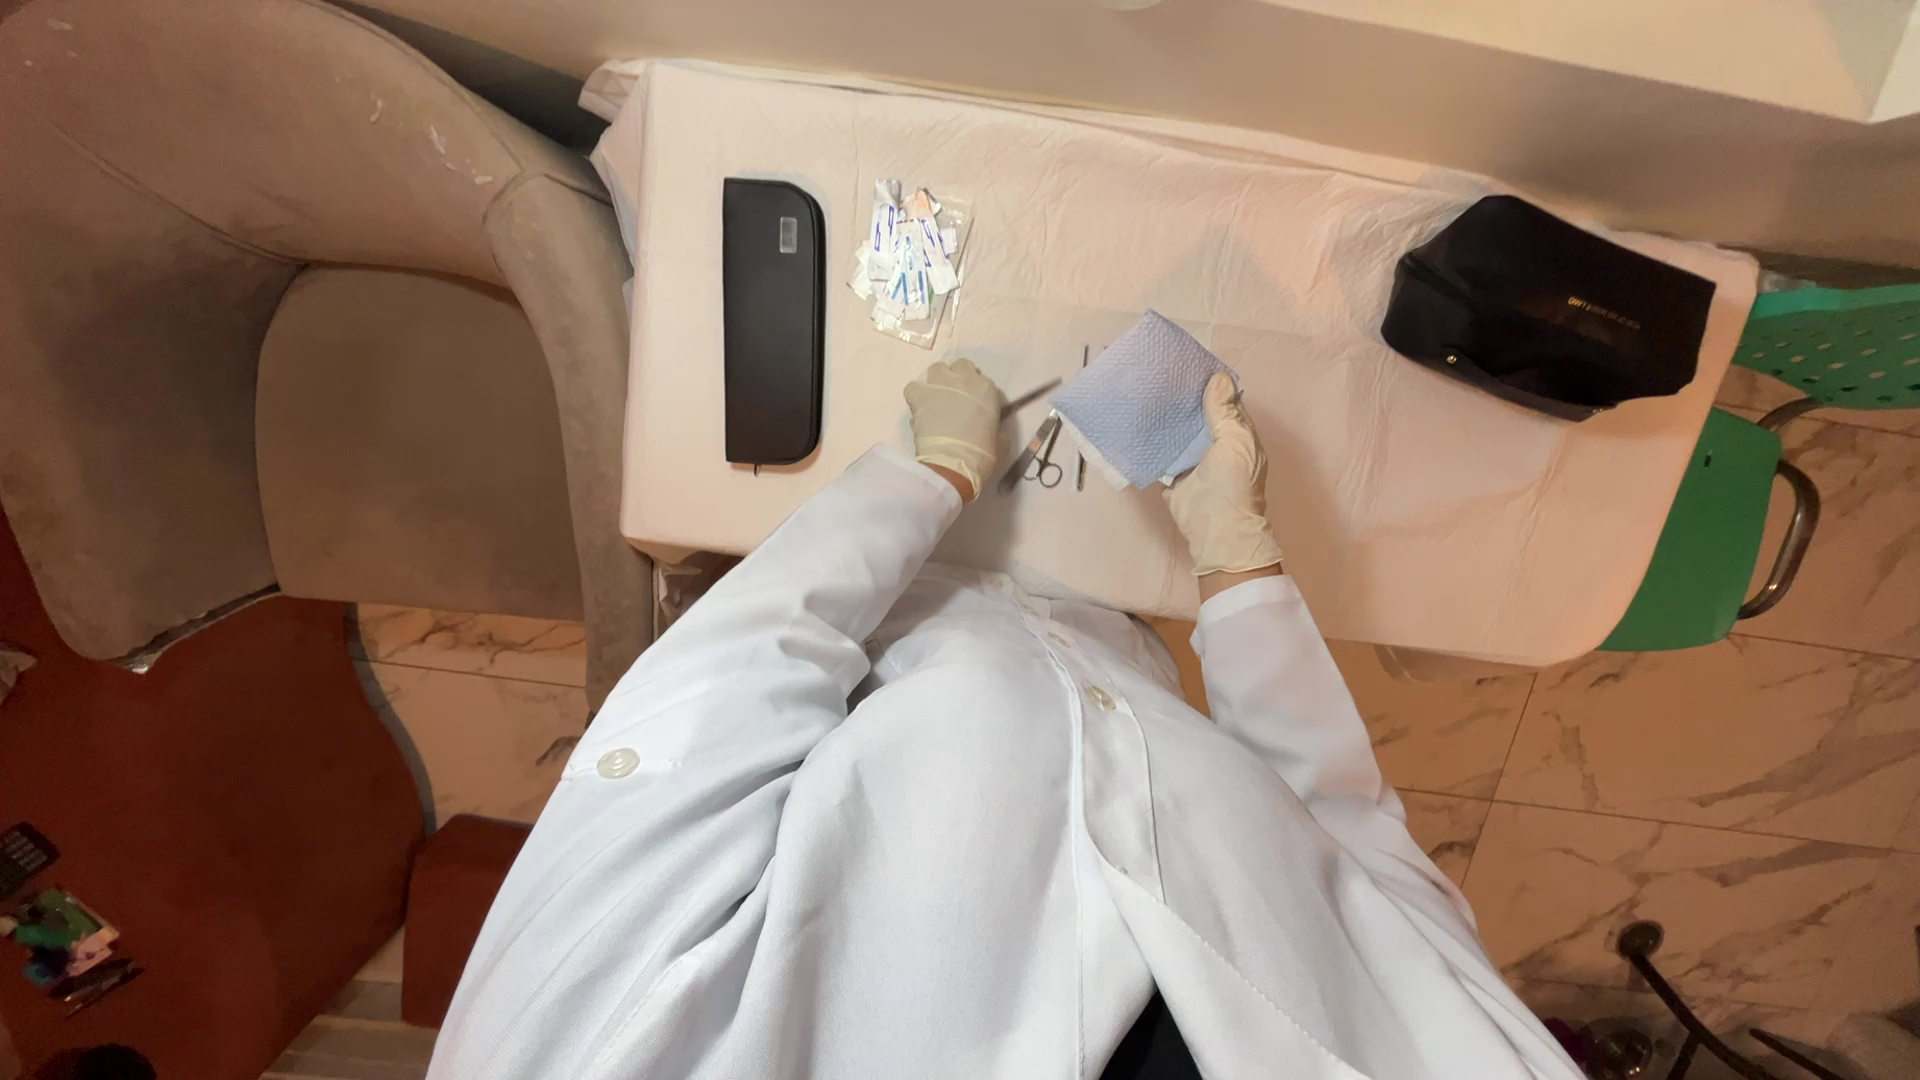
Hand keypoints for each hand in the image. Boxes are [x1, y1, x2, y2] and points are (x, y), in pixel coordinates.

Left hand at [904, 359, 1002, 501]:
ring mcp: (939, 384)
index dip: (976, 391)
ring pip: (937, 369)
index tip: (973, 404)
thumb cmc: (982, 456)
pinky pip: (914, 387)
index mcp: (987, 389)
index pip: (981, 379)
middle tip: (955, 398)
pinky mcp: (919, 395)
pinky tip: (920, 409)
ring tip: (936, 400)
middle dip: (957, 379)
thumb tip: (987, 424)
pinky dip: (916, 396)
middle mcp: (964, 379)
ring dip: (938, 382)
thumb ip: (996, 424)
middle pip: (960, 366)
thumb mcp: (1001, 439)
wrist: (953, 464)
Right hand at [1165, 372, 1283, 576]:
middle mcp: (1216, 444)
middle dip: (1184, 400)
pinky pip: (1163, 454)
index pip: (1225, 403)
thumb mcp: (1235, 442)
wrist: (1215, 529)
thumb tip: (1217, 378)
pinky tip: (1139, 424)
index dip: (1211, 386)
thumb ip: (1224, 412)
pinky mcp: (1174, 475)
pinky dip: (1153, 442)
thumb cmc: (1232, 484)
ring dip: (1168, 419)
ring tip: (1147, 394)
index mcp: (1238, 434)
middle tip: (1160, 377)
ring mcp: (1193, 460)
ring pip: (1180, 433)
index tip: (1188, 368)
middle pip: (1200, 416)